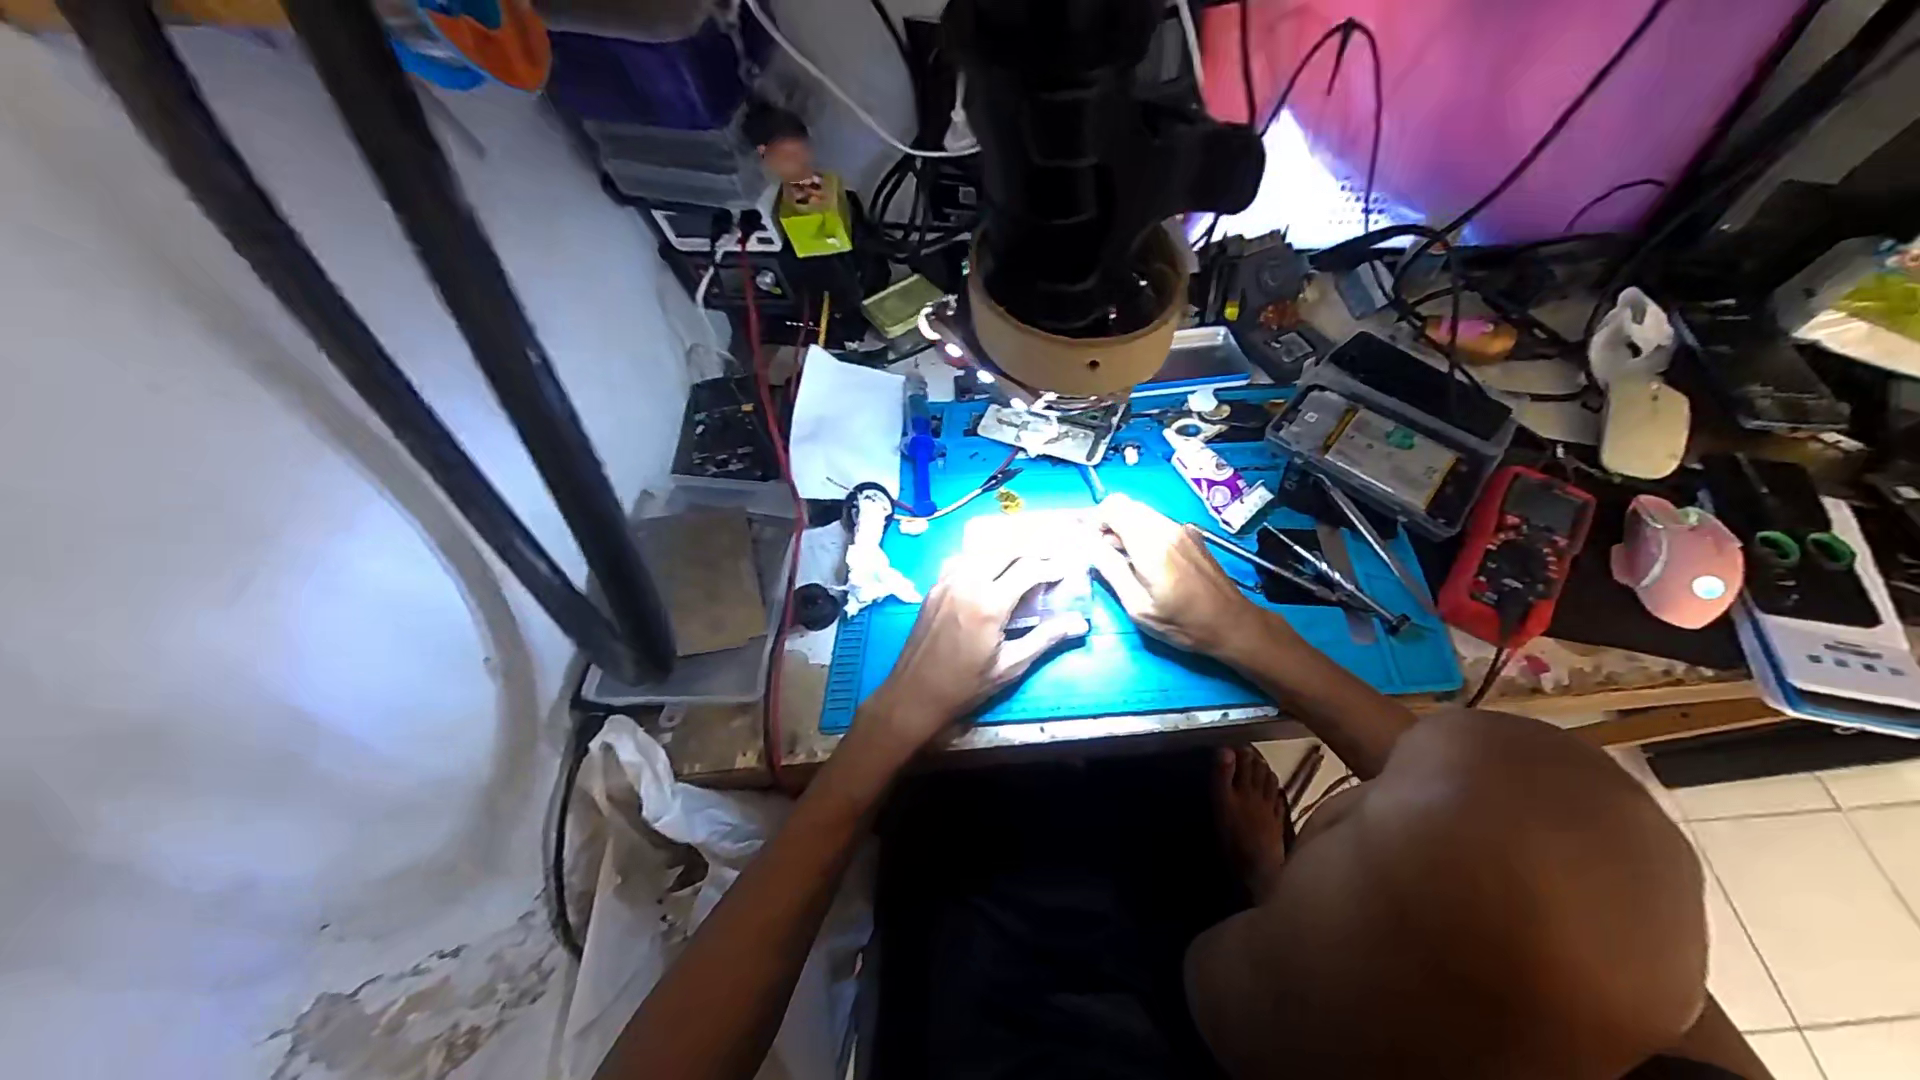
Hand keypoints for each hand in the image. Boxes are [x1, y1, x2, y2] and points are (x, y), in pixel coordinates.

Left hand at [854, 548, 1088, 758]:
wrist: (914, 693)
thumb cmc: (965, 686)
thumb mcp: (1010, 666)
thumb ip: (1045, 639)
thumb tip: (1079, 624)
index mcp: (989, 603)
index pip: (1027, 569)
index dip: (1049, 567)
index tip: (1064, 570)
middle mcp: (967, 583)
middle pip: (1005, 553)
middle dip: (1030, 554)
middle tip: (1048, 562)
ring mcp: (947, 582)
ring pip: (982, 554)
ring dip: (1006, 555)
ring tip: (1023, 564)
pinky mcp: (934, 588)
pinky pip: (962, 562)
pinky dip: (982, 561)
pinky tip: (990, 572)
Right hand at [1088, 494, 1273, 656]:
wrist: (1232, 624)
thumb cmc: (1183, 623)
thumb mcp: (1138, 606)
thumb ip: (1111, 570)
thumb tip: (1087, 545)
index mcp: (1151, 545)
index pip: (1113, 508)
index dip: (1094, 520)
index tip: (1088, 542)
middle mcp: (1166, 528)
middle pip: (1125, 504)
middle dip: (1107, 521)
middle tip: (1101, 550)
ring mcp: (1181, 529)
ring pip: (1141, 511)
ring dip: (1124, 526)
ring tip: (1121, 557)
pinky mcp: (1191, 534)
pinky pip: (1156, 521)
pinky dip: (1141, 530)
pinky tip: (1144, 558)